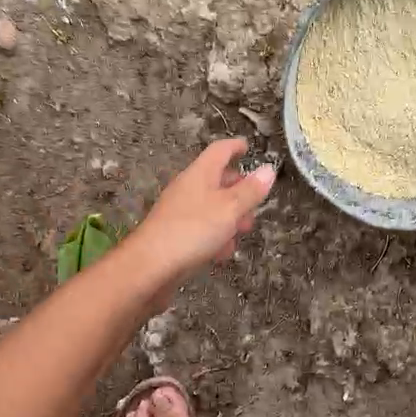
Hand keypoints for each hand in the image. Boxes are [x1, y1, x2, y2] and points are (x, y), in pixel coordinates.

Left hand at [131, 139, 276, 275]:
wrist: (147, 269)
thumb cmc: (192, 230)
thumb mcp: (230, 208)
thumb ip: (251, 191)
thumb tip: (268, 169)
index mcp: (200, 173)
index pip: (220, 150)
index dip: (235, 147)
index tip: (248, 147)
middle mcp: (188, 188)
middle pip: (217, 179)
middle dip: (238, 189)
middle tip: (255, 202)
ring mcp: (178, 213)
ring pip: (211, 207)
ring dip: (229, 216)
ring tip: (243, 231)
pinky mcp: (173, 236)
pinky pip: (200, 228)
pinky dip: (214, 235)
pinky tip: (221, 253)